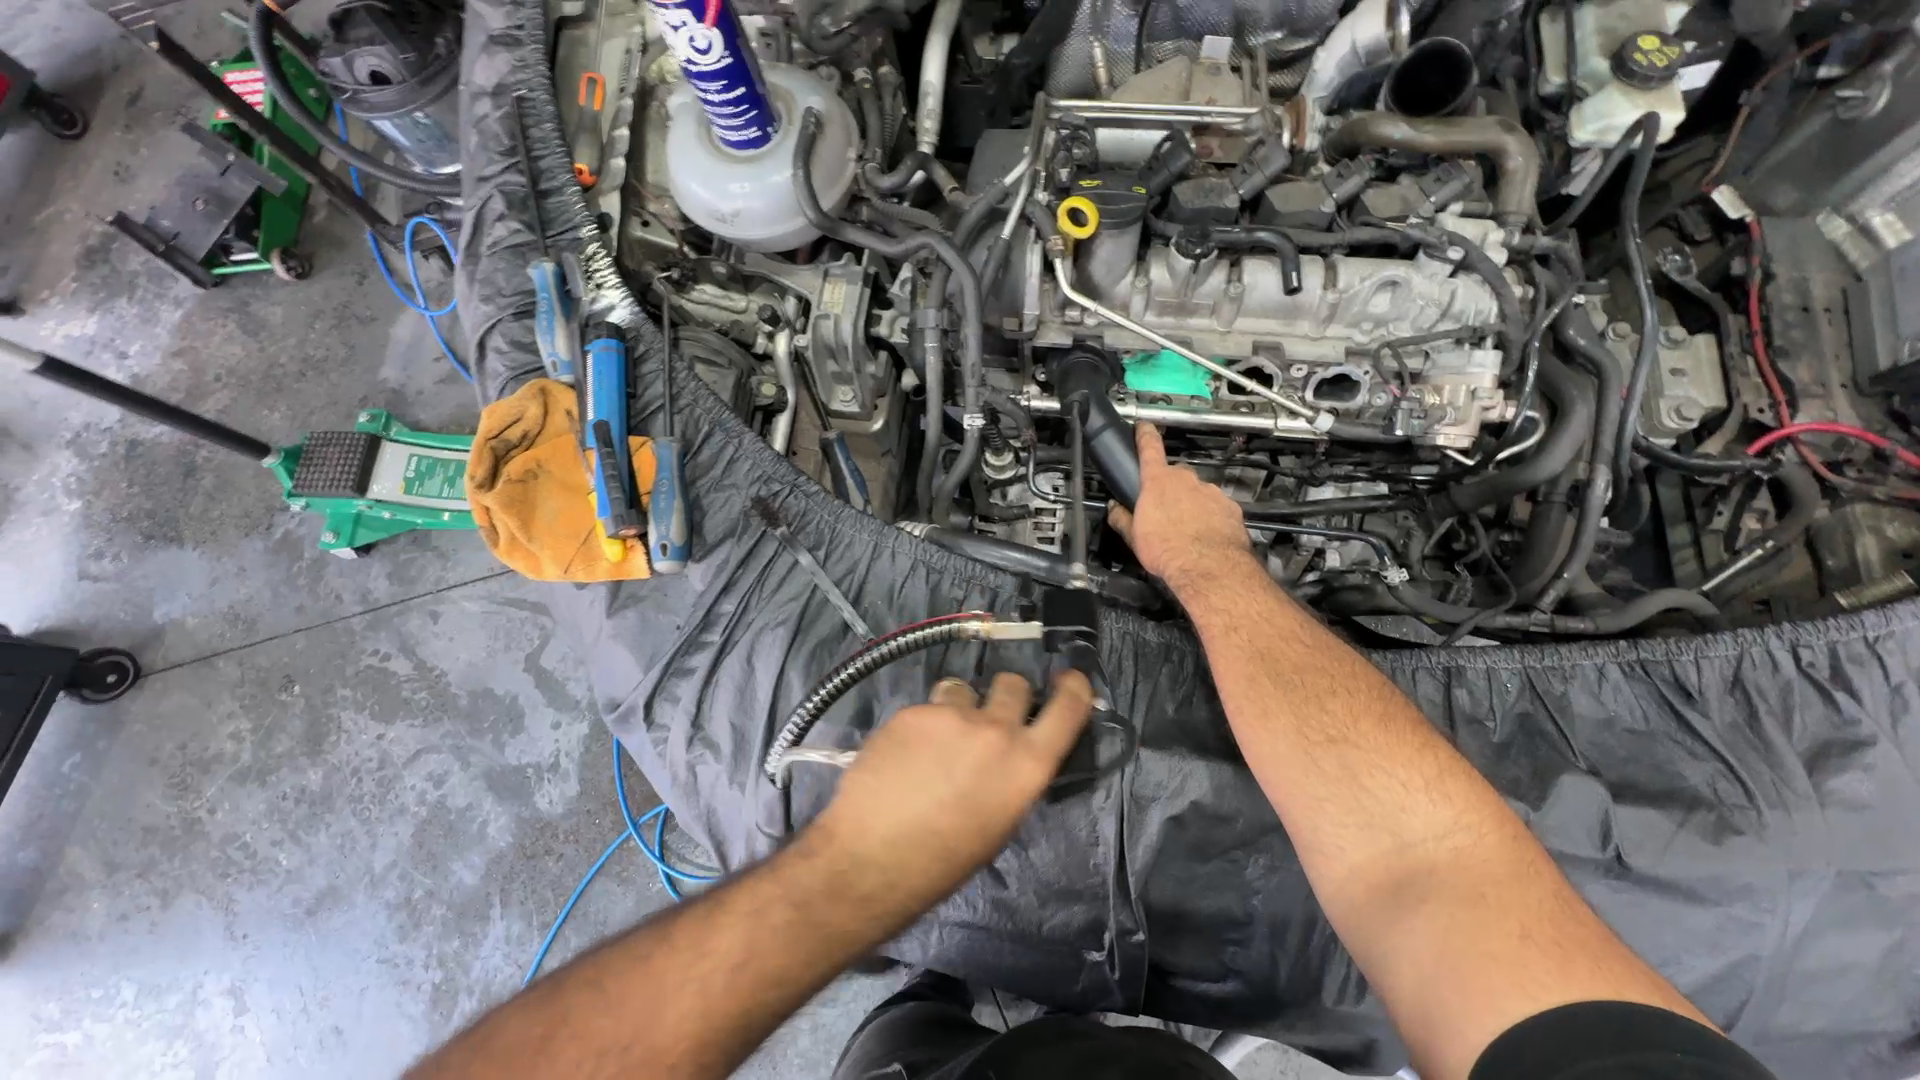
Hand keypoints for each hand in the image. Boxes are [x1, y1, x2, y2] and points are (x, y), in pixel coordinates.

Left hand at [804, 671, 1092, 911]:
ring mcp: (952, 716)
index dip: (1074, 687)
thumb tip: (1009, 756)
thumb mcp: (1001, 821)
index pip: (1069, 707)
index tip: (1069, 679)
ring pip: (963, 689)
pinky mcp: (912, 712)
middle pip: (1013, 683)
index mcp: (1029, 765)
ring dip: (957, 707)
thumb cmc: (945, 860)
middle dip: (1004, 696)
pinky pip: (925, 706)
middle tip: (985, 721)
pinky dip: (920, 724)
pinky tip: (903, 754)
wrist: (873, 857)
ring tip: (935, 741)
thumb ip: (1013, 776)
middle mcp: (997, 731)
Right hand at [1108, 423, 1251, 590]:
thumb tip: (1114, 510)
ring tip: (1184, 530)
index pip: (1149, 448)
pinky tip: (1204, 535)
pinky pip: (1215, 507)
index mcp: (1158, 482)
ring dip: (1190, 505)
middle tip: (1162, 511)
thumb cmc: (1169, 550)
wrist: (1208, 566)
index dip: (1145, 434)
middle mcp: (1185, 480)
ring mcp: (1209, 491)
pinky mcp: (1228, 506)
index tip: (1145, 427)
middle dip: (1169, 489)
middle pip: (1174, 475)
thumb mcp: (1134, 537)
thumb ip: (1122, 518)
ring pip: (1197, 492)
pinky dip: (1209, 517)